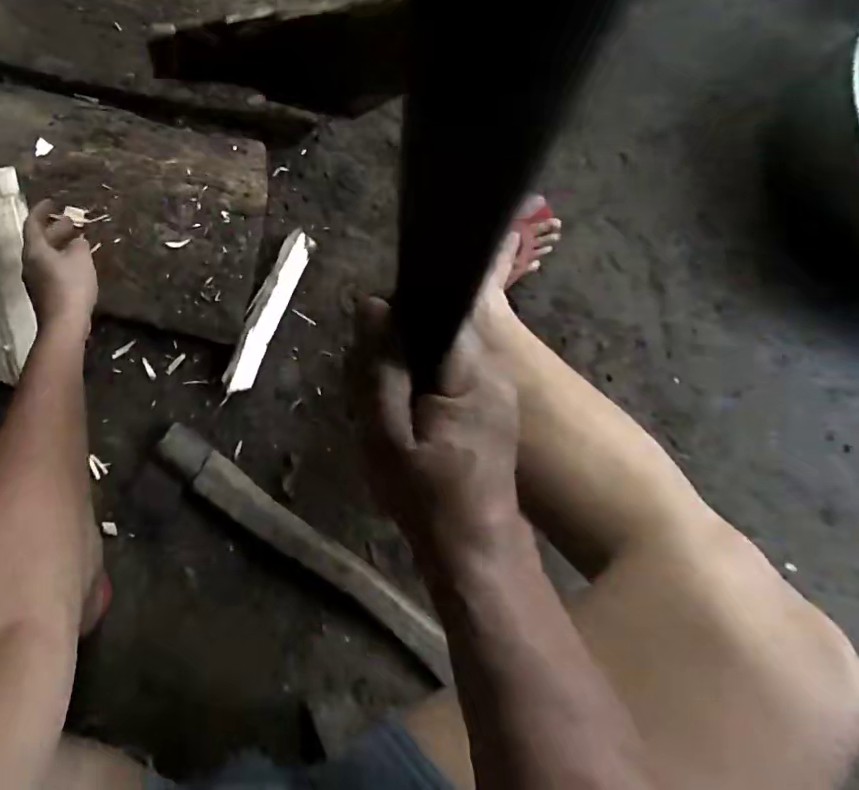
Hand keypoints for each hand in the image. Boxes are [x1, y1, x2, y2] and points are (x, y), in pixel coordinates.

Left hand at [24, 199, 97, 328]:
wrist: (64, 325)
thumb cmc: (71, 286)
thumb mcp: (80, 258)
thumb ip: (78, 244)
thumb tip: (76, 241)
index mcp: (34, 250)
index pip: (32, 224)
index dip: (41, 210)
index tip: (51, 201)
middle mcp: (29, 263)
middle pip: (38, 240)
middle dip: (54, 228)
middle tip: (71, 221)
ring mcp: (35, 280)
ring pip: (44, 255)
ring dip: (59, 245)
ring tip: (77, 240)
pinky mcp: (43, 293)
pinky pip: (50, 268)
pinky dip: (60, 259)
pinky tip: (76, 262)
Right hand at [350, 232, 526, 564]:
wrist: (474, 553)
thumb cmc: (426, 497)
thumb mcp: (386, 435)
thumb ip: (379, 368)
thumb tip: (372, 305)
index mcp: (470, 373)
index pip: (431, 312)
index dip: (391, 322)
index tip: (365, 352)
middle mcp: (491, 371)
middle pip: (429, 331)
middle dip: (390, 352)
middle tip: (366, 396)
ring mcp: (493, 389)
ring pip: (431, 354)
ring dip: (399, 373)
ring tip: (380, 413)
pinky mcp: (486, 407)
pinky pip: (441, 375)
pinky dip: (414, 389)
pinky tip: (398, 421)